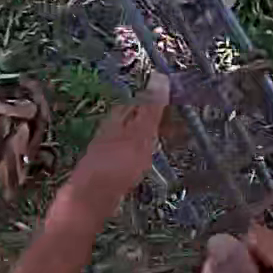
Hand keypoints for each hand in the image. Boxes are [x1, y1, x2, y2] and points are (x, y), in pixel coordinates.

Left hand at [53, 72, 169, 223]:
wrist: (92, 197)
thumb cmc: (118, 163)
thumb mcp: (140, 133)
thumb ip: (151, 108)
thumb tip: (160, 75)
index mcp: (118, 117)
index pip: (141, 101)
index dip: (161, 102)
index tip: (181, 105)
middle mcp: (110, 130)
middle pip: (136, 119)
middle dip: (156, 121)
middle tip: (180, 126)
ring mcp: (107, 150)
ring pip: (133, 137)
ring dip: (150, 138)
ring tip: (169, 142)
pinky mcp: (108, 169)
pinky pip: (130, 154)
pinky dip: (143, 154)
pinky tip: (148, 161)